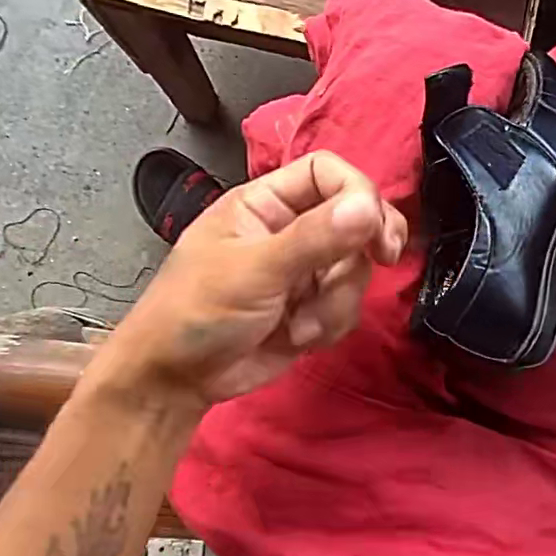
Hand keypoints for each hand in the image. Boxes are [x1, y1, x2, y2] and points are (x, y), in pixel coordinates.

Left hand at [89, 151, 406, 407]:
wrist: (177, 380)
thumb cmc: (197, 311)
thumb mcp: (255, 270)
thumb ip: (314, 238)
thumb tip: (369, 208)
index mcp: (266, 204)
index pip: (328, 174)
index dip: (359, 195)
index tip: (378, 233)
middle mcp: (290, 230)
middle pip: (354, 224)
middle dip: (354, 260)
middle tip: (370, 268)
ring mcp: (304, 272)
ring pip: (356, 271)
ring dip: (335, 304)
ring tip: (298, 325)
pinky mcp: (312, 309)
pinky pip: (347, 307)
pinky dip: (330, 325)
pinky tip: (297, 338)